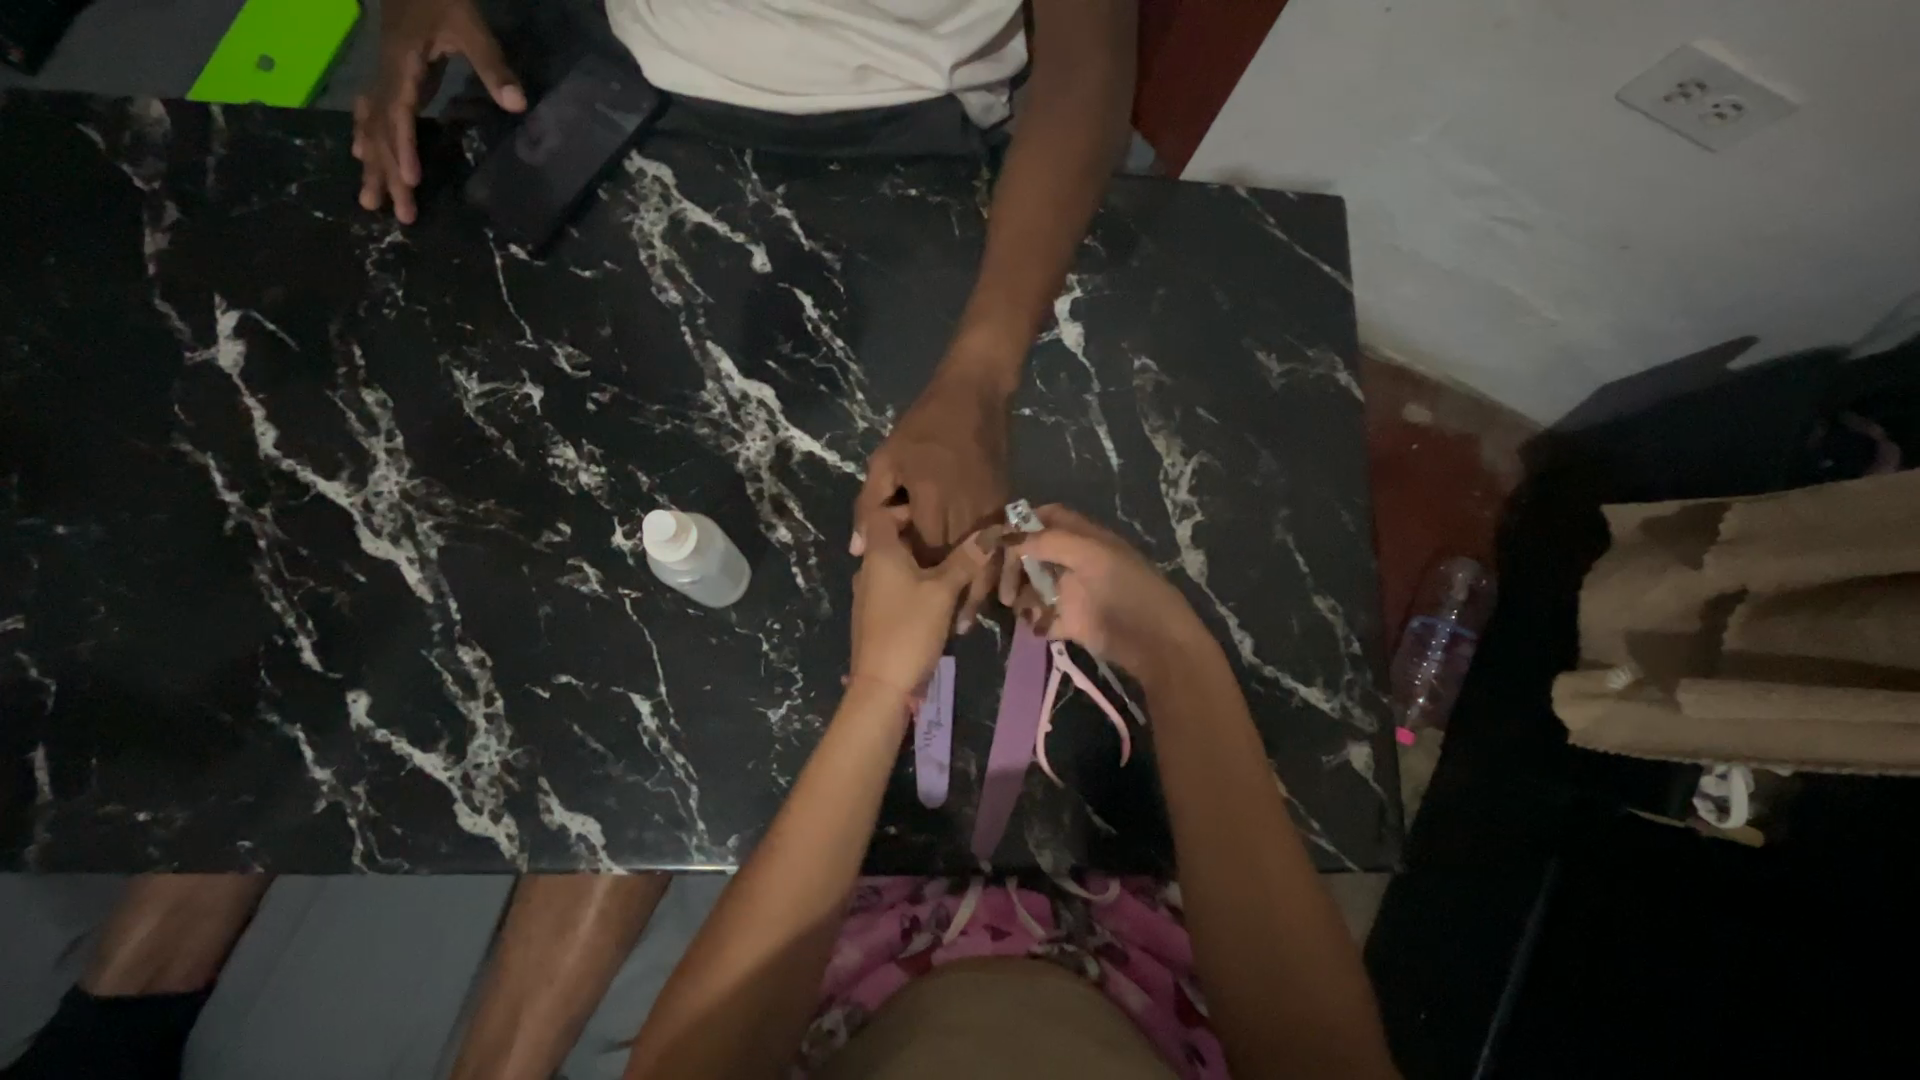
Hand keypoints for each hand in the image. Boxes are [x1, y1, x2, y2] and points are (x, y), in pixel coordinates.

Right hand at [352, 0, 525, 223]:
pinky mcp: (391, 74)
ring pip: (371, 125)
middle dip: (387, 173)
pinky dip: (367, 137)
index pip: (399, 114)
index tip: (409, 180)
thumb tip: (517, 103)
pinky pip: (371, 112)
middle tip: (396, 213)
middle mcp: (386, 74)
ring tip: (369, 201)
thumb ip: (493, 64)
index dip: (402, 147)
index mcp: (403, 66)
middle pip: (382, 130)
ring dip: (372, 163)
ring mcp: (384, 74)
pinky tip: (362, 156)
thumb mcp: (472, 26)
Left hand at [849, 498, 1002, 706]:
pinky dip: (918, 586)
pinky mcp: (877, 616)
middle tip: (959, 541)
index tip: (938, 513)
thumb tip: (992, 530)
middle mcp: (869, 569)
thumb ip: (966, 559)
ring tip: (958, 569)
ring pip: (898, 567)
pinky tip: (943, 598)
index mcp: (879, 554)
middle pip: (894, 540)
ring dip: (925, 565)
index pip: (882, 513)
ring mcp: (870, 594)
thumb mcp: (943, 591)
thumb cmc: (909, 629)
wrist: (882, 686)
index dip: (907, 508)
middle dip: (925, 539)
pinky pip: (898, 589)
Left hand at [850, 367, 1010, 631]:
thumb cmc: (922, 428)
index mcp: (931, 509)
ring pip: (982, 566)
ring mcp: (989, 514)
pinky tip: (986, 589)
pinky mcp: (1005, 507)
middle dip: (948, 601)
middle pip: (954, 569)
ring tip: (962, 622)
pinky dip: (992, 572)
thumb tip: (855, 548)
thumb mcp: (884, 463)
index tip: (906, 612)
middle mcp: (964, 517)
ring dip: (974, 594)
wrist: (976, 395)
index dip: (913, 586)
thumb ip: (869, 507)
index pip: (920, 560)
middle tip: (938, 630)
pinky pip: (999, 550)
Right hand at [1001, 505, 1213, 684]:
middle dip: (1014, 567)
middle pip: (1033, 554)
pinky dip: (1037, 621)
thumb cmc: (1128, 591)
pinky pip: (1043, 617)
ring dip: (1023, 596)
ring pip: (1033, 587)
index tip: (997, 541)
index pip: (1047, 518)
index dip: (1022, 523)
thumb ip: (1049, 541)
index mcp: (1085, 538)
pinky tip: (1041, 626)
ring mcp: (1073, 592)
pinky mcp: (1073, 622)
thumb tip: (1007, 537)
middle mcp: (1075, 561)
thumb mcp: (1091, 555)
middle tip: (1003, 589)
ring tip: (1023, 610)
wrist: (1156, 643)